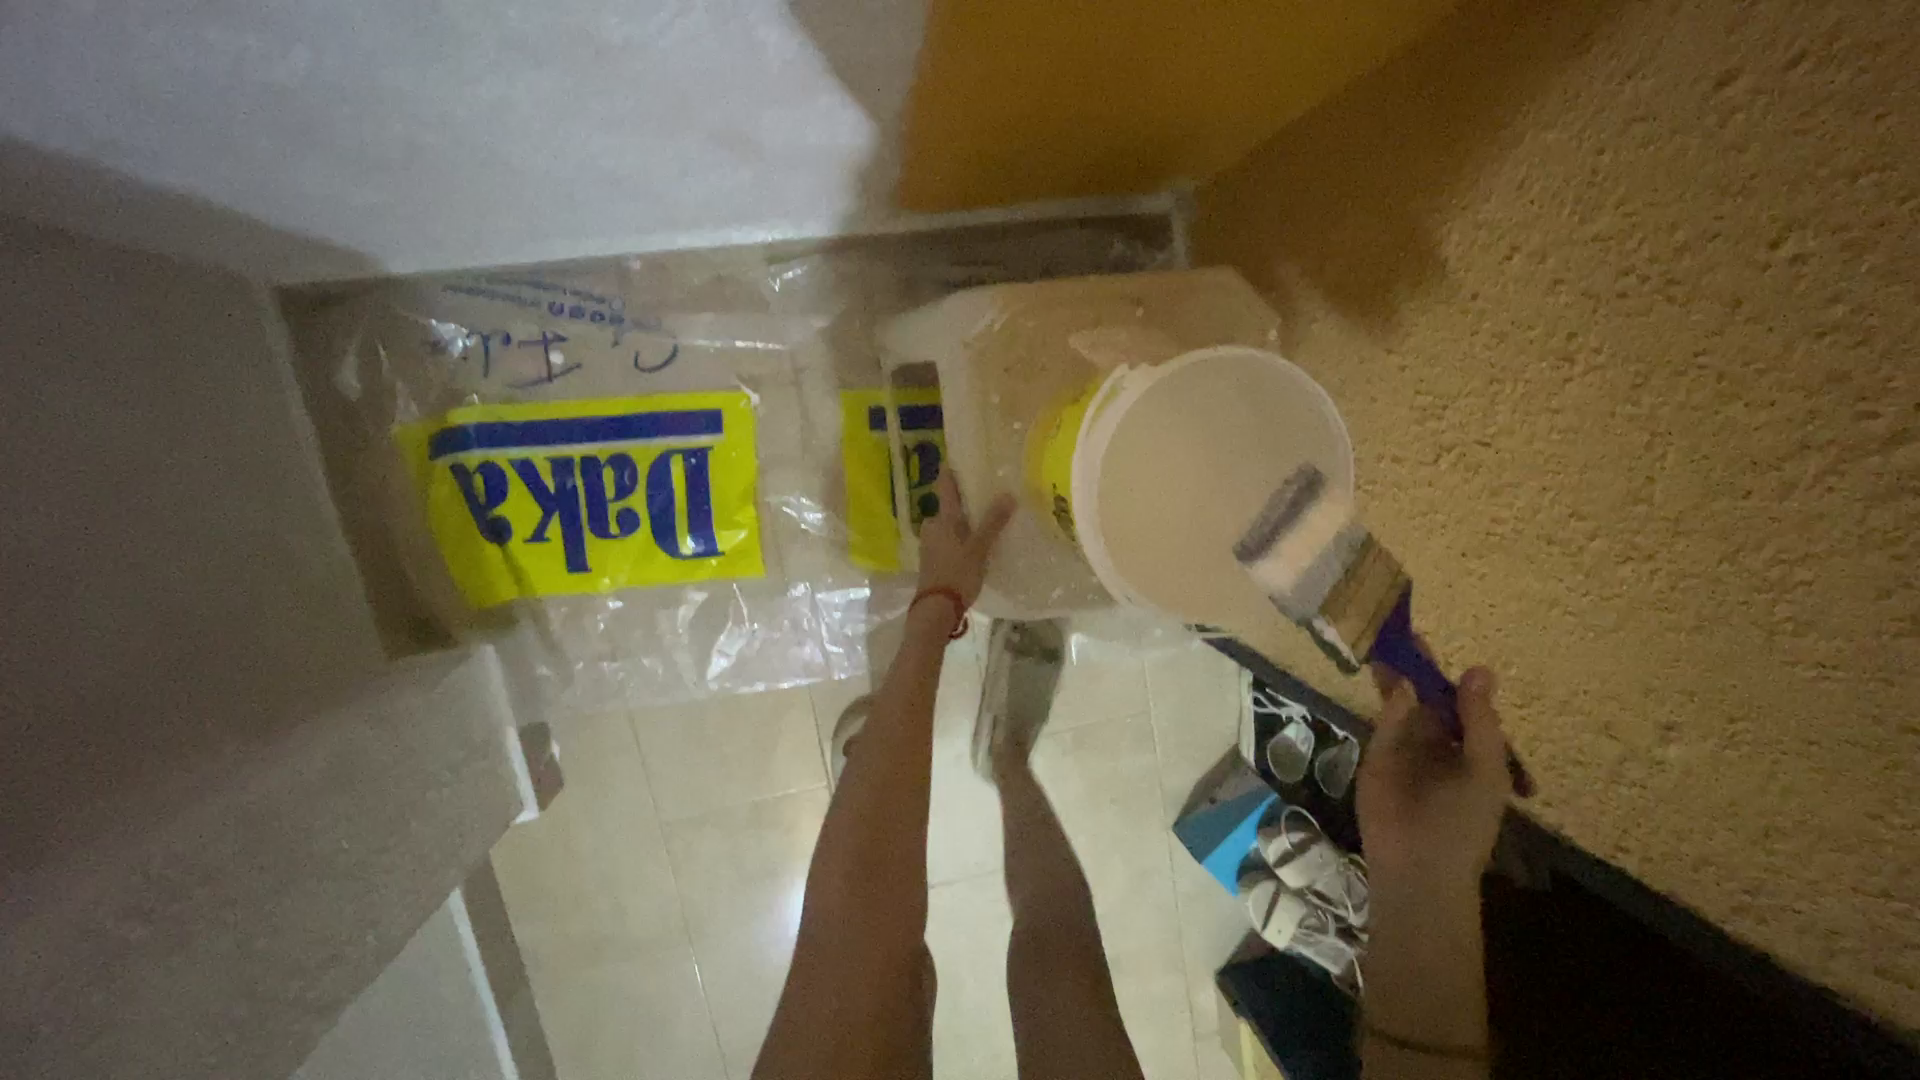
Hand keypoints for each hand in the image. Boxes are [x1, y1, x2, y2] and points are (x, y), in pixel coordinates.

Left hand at [916, 467, 1015, 607]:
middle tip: (987, 495)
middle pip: (950, 507)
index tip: (961, 458)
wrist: (936, 609)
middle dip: (966, 502)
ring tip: (988, 521)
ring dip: (965, 522)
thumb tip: (1009, 494)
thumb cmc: (957, 574)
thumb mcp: (979, 548)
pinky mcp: (932, 559)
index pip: (945, 486)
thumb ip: (993, 522)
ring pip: (950, 525)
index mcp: (942, 518)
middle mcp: (932, 526)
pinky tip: (976, 545)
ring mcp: (930, 543)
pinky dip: (961, 537)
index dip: (952, 471)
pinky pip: (949, 540)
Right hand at [1357, 663, 1509, 898]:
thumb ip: (1479, 720)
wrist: (1420, 863)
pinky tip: (1389, 679)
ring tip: (1386, 645)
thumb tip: (1478, 669)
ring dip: (1395, 677)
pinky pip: (1382, 722)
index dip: (1446, 674)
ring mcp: (1402, 748)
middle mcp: (1435, 742)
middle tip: (1402, 634)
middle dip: (1415, 668)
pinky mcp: (1375, 755)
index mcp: (1468, 746)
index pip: (1456, 701)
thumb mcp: (1486, 769)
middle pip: (1424, 696)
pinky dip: (1386, 701)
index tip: (1430, 643)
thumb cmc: (1465, 821)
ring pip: (1399, 703)